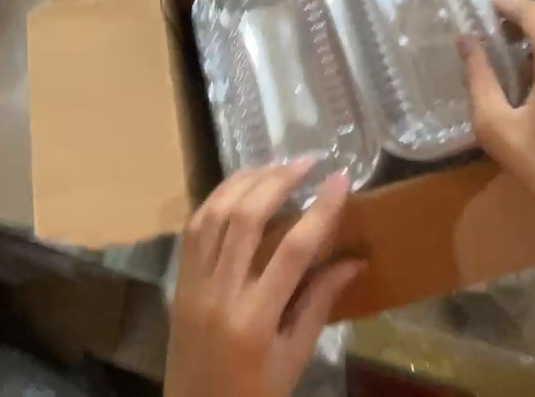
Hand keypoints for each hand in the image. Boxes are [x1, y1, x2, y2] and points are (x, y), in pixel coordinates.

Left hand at [165, 162, 364, 396]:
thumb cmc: (255, 395)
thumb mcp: (294, 358)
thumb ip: (320, 303)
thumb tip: (355, 259)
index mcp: (256, 321)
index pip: (293, 250)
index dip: (321, 209)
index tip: (341, 178)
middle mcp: (220, 294)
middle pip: (247, 218)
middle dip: (279, 181)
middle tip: (307, 163)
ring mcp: (194, 284)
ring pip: (216, 213)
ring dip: (246, 181)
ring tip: (275, 166)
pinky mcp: (179, 281)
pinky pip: (194, 226)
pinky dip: (217, 198)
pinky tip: (240, 187)